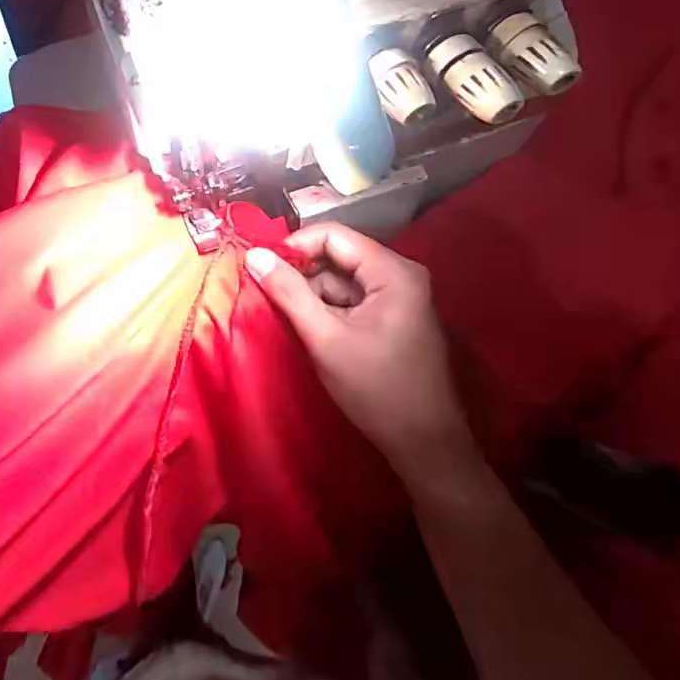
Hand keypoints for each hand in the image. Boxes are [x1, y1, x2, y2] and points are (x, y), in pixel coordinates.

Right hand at [245, 224, 473, 487]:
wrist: (425, 444)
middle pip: (338, 256)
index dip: (294, 247)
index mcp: (392, 271)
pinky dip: (328, 308)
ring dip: (313, 294)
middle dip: (302, 273)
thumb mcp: (325, 339)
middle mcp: (400, 273)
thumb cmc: (376, 389)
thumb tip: (254, 255)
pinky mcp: (394, 315)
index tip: (263, 270)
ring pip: (342, 278)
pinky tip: (311, 329)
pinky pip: (353, 297)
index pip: (333, 235)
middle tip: (269, 296)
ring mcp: (399, 295)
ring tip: (288, 319)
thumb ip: (289, 293)